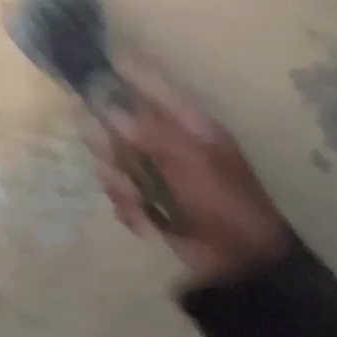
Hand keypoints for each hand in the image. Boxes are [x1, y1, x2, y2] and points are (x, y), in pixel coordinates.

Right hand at [86, 61, 291, 288]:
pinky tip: (143, 223)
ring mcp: (158, 172)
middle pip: (119, 126)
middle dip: (112, 147)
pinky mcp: (150, 201)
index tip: (91, 73)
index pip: (147, 87)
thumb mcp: (190, 163)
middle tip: (116, 163)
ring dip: (119, 183)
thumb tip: (107, 106)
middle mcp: (168, 142)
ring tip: (136, 203)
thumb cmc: (224, 204)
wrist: (244, 264)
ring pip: (115, 161)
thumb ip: (149, 132)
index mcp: (186, 124)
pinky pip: (121, 192)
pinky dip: (127, 207)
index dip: (120, 77)